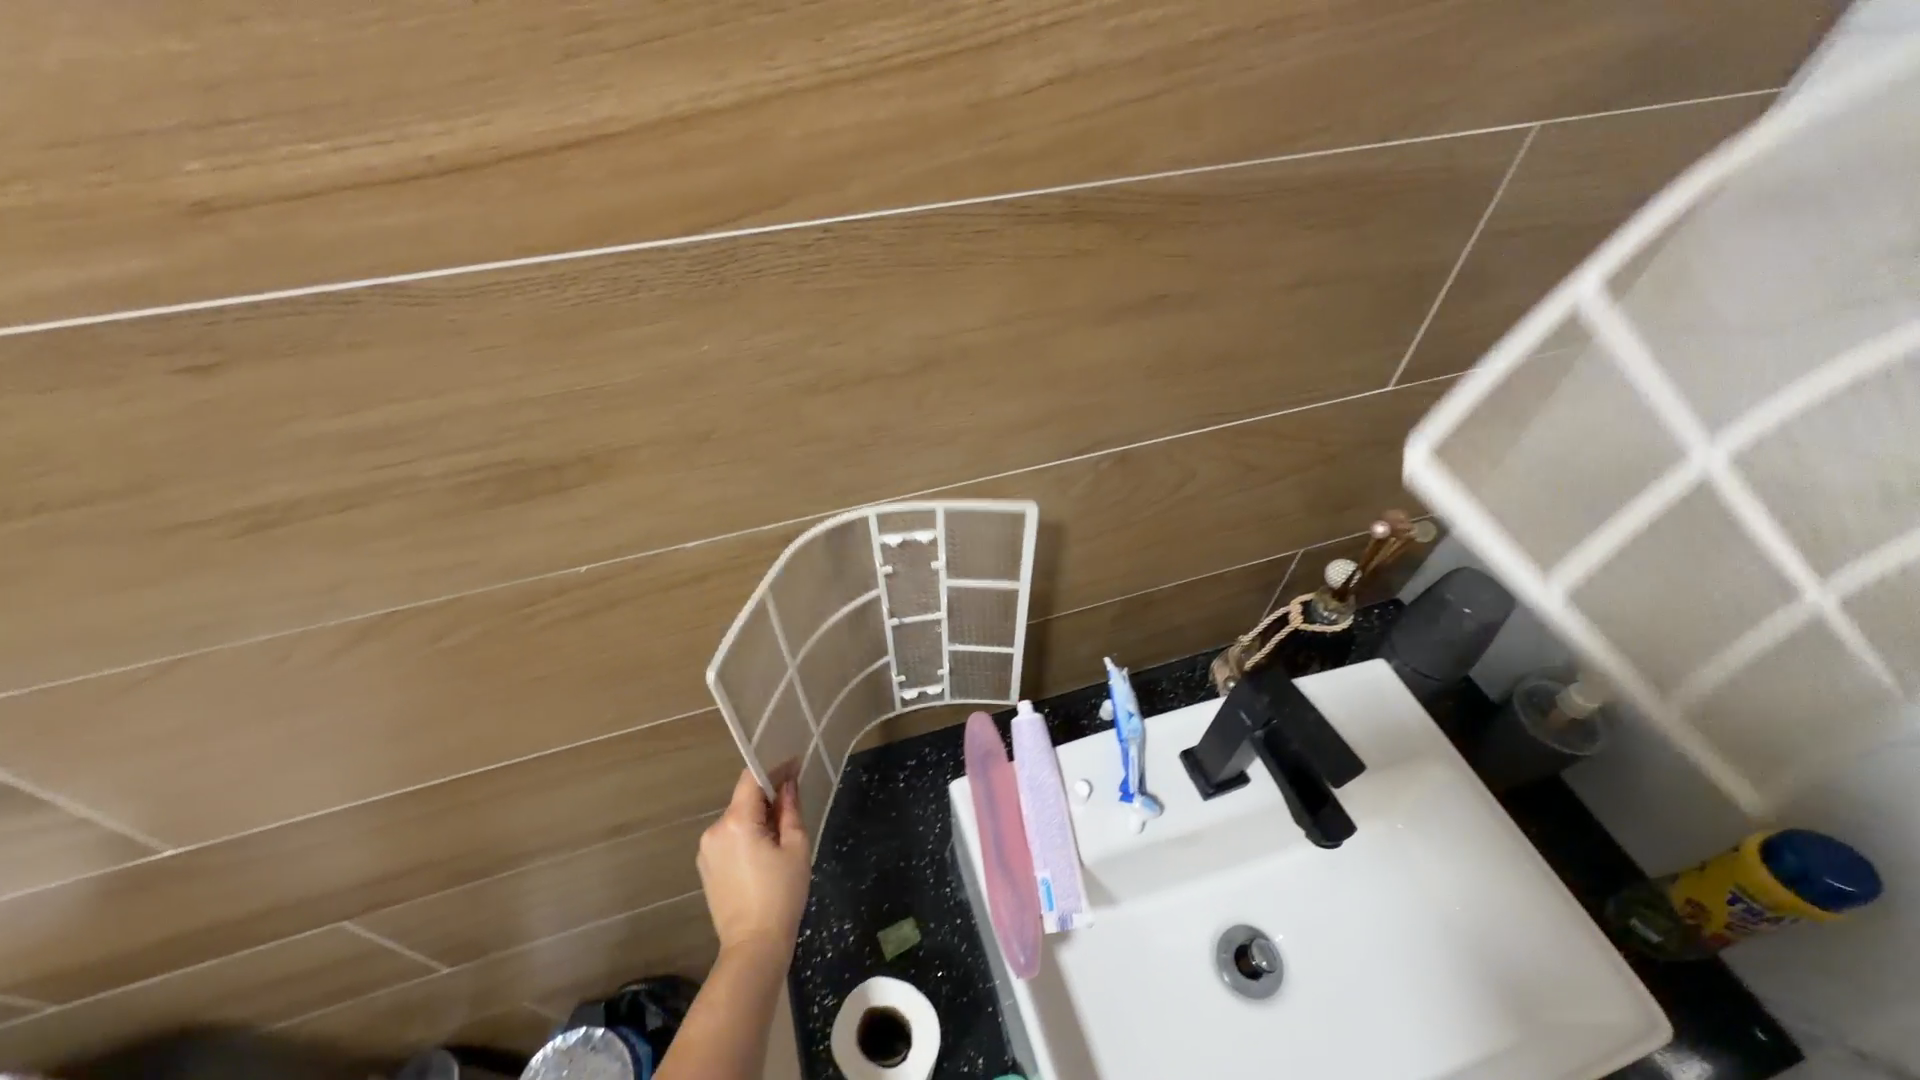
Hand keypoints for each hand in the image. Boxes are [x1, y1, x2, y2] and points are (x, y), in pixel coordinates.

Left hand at [697, 765, 812, 964]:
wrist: (754, 945)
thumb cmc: (782, 896)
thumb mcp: (796, 849)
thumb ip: (790, 811)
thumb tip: (788, 784)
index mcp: (736, 823)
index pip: (752, 779)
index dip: (774, 767)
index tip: (796, 762)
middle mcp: (714, 830)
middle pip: (744, 800)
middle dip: (769, 797)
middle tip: (795, 804)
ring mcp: (706, 850)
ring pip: (736, 820)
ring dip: (757, 818)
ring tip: (782, 835)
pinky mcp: (706, 867)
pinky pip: (729, 838)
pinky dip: (746, 836)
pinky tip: (764, 854)